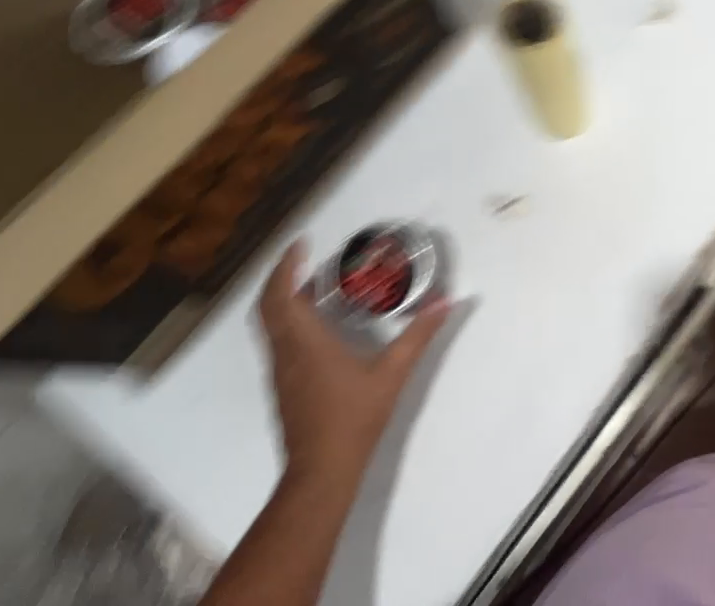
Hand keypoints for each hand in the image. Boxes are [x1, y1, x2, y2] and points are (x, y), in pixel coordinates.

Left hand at [258, 241, 449, 484]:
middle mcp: (285, 353)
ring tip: (316, 285)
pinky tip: (318, 324)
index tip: (301, 244)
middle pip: (267, 307)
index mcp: (305, 344)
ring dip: (284, 299)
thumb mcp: (393, 374)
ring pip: (270, 325)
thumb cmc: (353, 419)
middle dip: (281, 277)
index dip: (286, 266)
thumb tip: (446, 303)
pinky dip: (290, 320)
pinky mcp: (284, 386)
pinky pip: (278, 341)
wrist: (321, 471)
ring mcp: (280, 372)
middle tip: (308, 259)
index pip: (281, 295)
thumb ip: (418, 336)